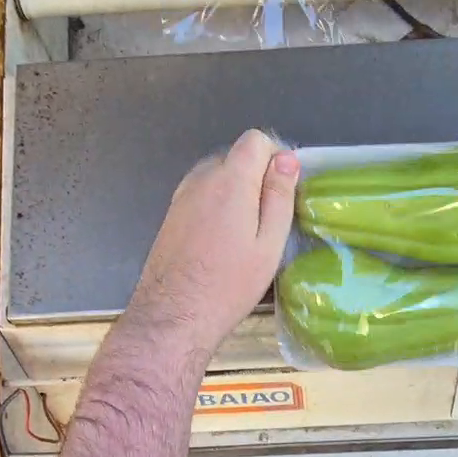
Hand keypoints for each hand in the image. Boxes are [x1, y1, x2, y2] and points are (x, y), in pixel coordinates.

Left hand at [123, 129, 299, 355]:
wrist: (174, 316)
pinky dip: (215, 207)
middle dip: (254, 177)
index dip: (274, 158)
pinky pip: (200, 197)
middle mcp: (201, 179)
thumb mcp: (268, 245)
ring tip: (243, 236)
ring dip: (234, 194)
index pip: (255, 140)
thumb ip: (279, 197)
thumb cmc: (230, 285)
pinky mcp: (170, 216)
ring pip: (216, 177)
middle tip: (266, 221)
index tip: (282, 191)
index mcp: (230, 181)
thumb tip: (287, 159)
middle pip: (235, 157)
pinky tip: (220, 243)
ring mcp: (181, 196)